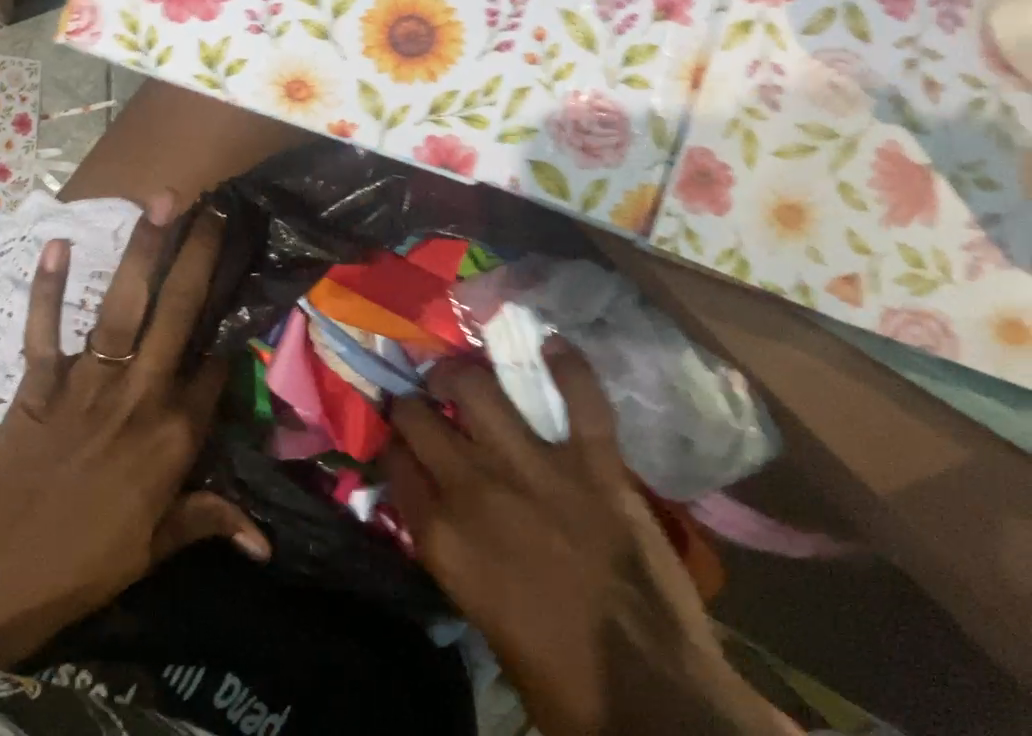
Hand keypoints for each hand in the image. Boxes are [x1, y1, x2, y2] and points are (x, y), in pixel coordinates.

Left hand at [0, 192, 269, 620]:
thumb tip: (266, 543)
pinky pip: (44, 330)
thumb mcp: (156, 548)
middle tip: (216, 209)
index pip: (215, 374)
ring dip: (143, 253)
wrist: (3, 567)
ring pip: (122, 310)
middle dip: (199, 260)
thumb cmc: (86, 563)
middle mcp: (139, 397)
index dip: (229, 335)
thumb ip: (209, 522)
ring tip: (162, 202)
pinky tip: (58, 243)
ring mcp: (87, 384)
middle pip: (178, 318)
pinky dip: (47, 288)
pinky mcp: (39, 383)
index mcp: (174, 438)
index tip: (241, 291)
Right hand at [383, 347, 791, 735]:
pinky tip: (552, 344)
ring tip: (459, 373)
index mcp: (437, 531)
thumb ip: (443, 540)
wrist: (648, 692)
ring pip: (478, 389)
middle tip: (420, 401)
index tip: (393, 439)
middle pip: (417, 417)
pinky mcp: (596, 467)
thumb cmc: (550, 667)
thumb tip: (432, 502)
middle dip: (410, 403)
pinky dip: (569, 367)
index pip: (391, 459)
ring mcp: (535, 469)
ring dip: (460, 374)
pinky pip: (581, 401)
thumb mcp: (468, 601)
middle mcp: (472, 487)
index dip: (388, 442)